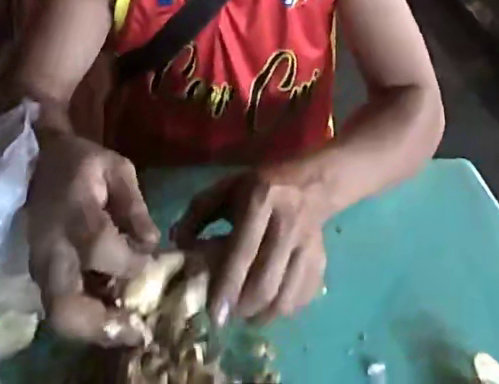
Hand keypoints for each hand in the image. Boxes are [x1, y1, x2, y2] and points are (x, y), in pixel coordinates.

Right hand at [27, 133, 161, 343]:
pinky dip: (84, 319)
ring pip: (58, 316)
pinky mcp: (36, 277)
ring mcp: (39, 267)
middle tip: (137, 331)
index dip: (128, 263)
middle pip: (66, 306)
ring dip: (93, 330)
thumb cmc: (82, 162)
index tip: (153, 267)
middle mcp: (51, 248)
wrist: (35, 163)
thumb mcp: (117, 168)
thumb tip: (151, 244)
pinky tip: (110, 314)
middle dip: (101, 326)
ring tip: (128, 329)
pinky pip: (58, 308)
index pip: (99, 247)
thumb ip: (135, 205)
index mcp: (75, 212)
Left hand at [172, 165, 330, 325]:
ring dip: (260, 316)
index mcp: (262, 199)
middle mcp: (288, 222)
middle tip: (227, 311)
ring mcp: (309, 244)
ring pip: (285, 299)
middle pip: (265, 283)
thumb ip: (198, 211)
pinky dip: (282, 311)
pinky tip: (269, 301)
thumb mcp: (228, 187)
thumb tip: (177, 243)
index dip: (227, 285)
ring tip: (246, 311)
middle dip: (241, 308)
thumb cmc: (261, 186)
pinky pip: (300, 301)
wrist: (312, 183)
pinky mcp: (320, 262)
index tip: (213, 313)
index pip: (244, 249)